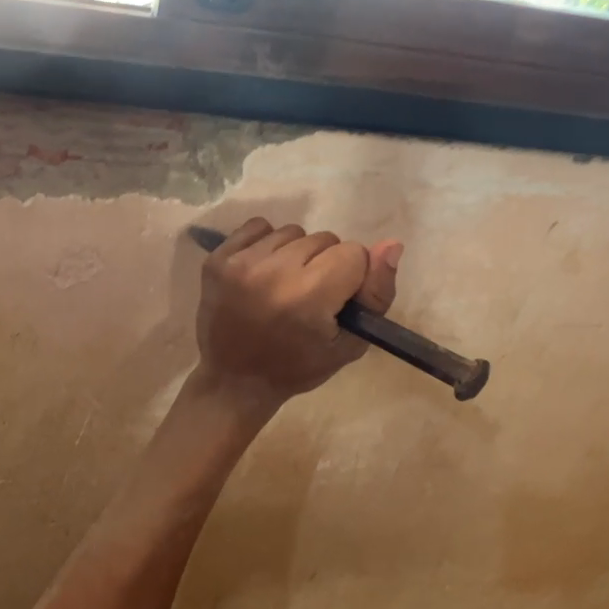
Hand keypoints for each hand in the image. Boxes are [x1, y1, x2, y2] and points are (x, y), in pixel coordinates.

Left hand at [192, 218, 401, 406]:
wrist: (234, 380)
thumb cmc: (297, 367)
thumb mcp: (349, 343)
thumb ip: (376, 294)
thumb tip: (391, 244)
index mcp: (309, 295)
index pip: (354, 253)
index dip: (351, 277)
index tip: (334, 302)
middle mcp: (273, 271)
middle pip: (323, 239)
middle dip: (324, 264)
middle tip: (307, 298)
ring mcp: (241, 263)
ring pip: (292, 232)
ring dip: (294, 254)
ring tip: (284, 286)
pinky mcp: (217, 259)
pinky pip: (257, 227)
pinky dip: (265, 245)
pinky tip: (262, 274)